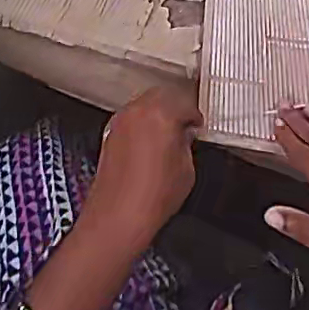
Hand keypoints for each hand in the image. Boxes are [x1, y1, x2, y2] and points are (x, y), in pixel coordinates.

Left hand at [81, 86, 201, 250]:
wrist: (118, 214)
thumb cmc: (152, 196)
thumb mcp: (186, 170)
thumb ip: (186, 144)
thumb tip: (183, 137)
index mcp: (161, 115)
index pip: (184, 103)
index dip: (195, 115)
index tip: (198, 124)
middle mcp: (138, 111)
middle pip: (161, 95)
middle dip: (175, 106)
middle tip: (185, 123)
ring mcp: (121, 120)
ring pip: (143, 104)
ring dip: (157, 112)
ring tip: (168, 133)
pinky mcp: (110, 132)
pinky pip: (131, 117)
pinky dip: (142, 122)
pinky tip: (149, 142)